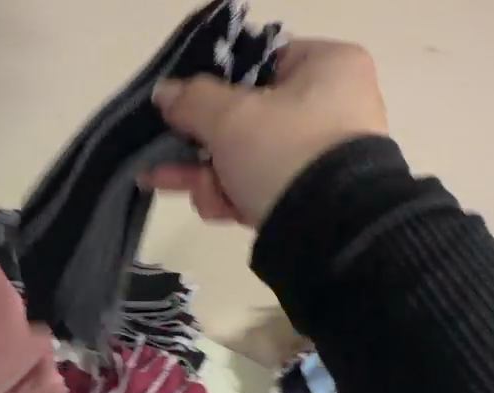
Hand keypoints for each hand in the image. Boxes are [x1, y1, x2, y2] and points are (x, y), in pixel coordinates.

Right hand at [146, 39, 388, 226]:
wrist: (325, 226)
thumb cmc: (283, 151)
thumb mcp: (230, 118)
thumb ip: (192, 101)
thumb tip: (165, 91)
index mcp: (325, 67)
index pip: (259, 65)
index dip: (216, 87)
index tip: (184, 109)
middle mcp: (328, 106)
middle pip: (244, 120)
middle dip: (200, 149)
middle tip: (164, 162)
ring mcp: (318, 155)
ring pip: (245, 160)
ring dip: (208, 179)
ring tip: (185, 191)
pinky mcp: (306, 196)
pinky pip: (258, 187)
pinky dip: (231, 199)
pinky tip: (214, 210)